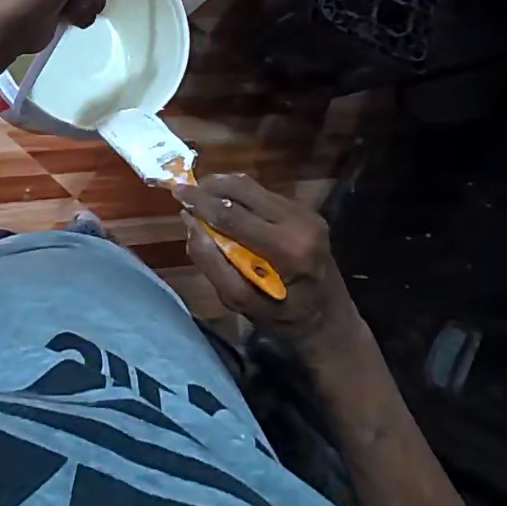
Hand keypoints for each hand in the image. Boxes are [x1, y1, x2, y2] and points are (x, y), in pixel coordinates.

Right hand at [173, 174, 362, 351]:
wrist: (330, 319)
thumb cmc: (284, 318)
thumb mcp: (243, 303)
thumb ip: (213, 264)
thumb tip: (190, 225)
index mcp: (288, 248)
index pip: (234, 214)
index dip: (201, 201)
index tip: (176, 191)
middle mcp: (301, 222)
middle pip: (243, 189)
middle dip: (210, 187)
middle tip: (186, 192)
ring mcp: (306, 212)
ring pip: (254, 187)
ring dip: (224, 188)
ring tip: (202, 197)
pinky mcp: (306, 210)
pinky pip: (264, 194)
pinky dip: (240, 196)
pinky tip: (228, 207)